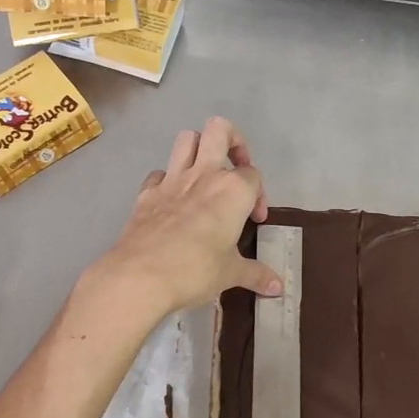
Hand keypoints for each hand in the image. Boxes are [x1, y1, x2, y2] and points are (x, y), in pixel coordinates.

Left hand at [90, 117, 278, 317]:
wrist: (140, 276)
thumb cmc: (195, 270)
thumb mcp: (231, 274)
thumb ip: (256, 274)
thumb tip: (278, 287)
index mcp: (233, 190)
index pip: (254, 175)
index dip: (259, 195)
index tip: (254, 220)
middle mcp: (204, 175)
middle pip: (220, 130)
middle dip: (233, 140)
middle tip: (236, 167)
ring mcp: (172, 180)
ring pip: (187, 138)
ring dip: (199, 148)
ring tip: (206, 174)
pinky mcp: (147, 192)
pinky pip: (160, 172)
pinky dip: (169, 179)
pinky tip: (173, 199)